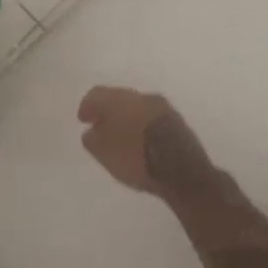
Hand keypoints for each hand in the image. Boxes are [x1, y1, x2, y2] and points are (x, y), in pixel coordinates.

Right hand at [78, 87, 219, 198]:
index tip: (84, 121)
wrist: (184, 173)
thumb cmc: (134, 157)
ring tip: (124, 137)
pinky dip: (146, 127)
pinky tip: (143, 142)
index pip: (95, 94)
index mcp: (117, 99)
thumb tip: (93, 131)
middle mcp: (141, 97)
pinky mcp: (181, 124)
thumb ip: (91, 137)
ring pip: (140, 108)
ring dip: (130, 119)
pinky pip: (155, 120)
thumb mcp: (101, 152)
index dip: (87, 107)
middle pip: (119, 98)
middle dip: (110, 111)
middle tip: (102, 127)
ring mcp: (164, 109)